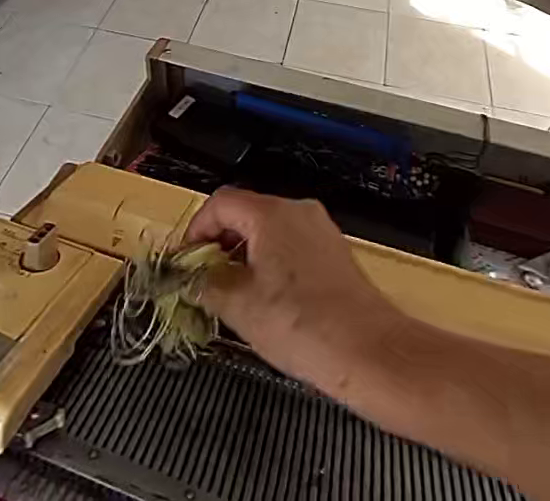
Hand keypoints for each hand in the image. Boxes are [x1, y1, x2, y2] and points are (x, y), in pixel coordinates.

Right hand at [185, 188, 408, 396]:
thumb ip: (207, 283)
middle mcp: (298, 211)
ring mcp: (319, 228)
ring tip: (231, 293)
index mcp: (272, 214)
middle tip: (202, 279)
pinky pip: (291, 243)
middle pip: (246, 212)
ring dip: (243, 253)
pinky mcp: (332, 249)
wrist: (364, 346)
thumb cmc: (302, 323)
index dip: (196, 230)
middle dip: (219, 243)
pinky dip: (270, 261)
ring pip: (269, 229)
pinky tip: (265, 297)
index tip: (185, 261)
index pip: (221, 202)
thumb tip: (191, 278)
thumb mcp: (239, 306)